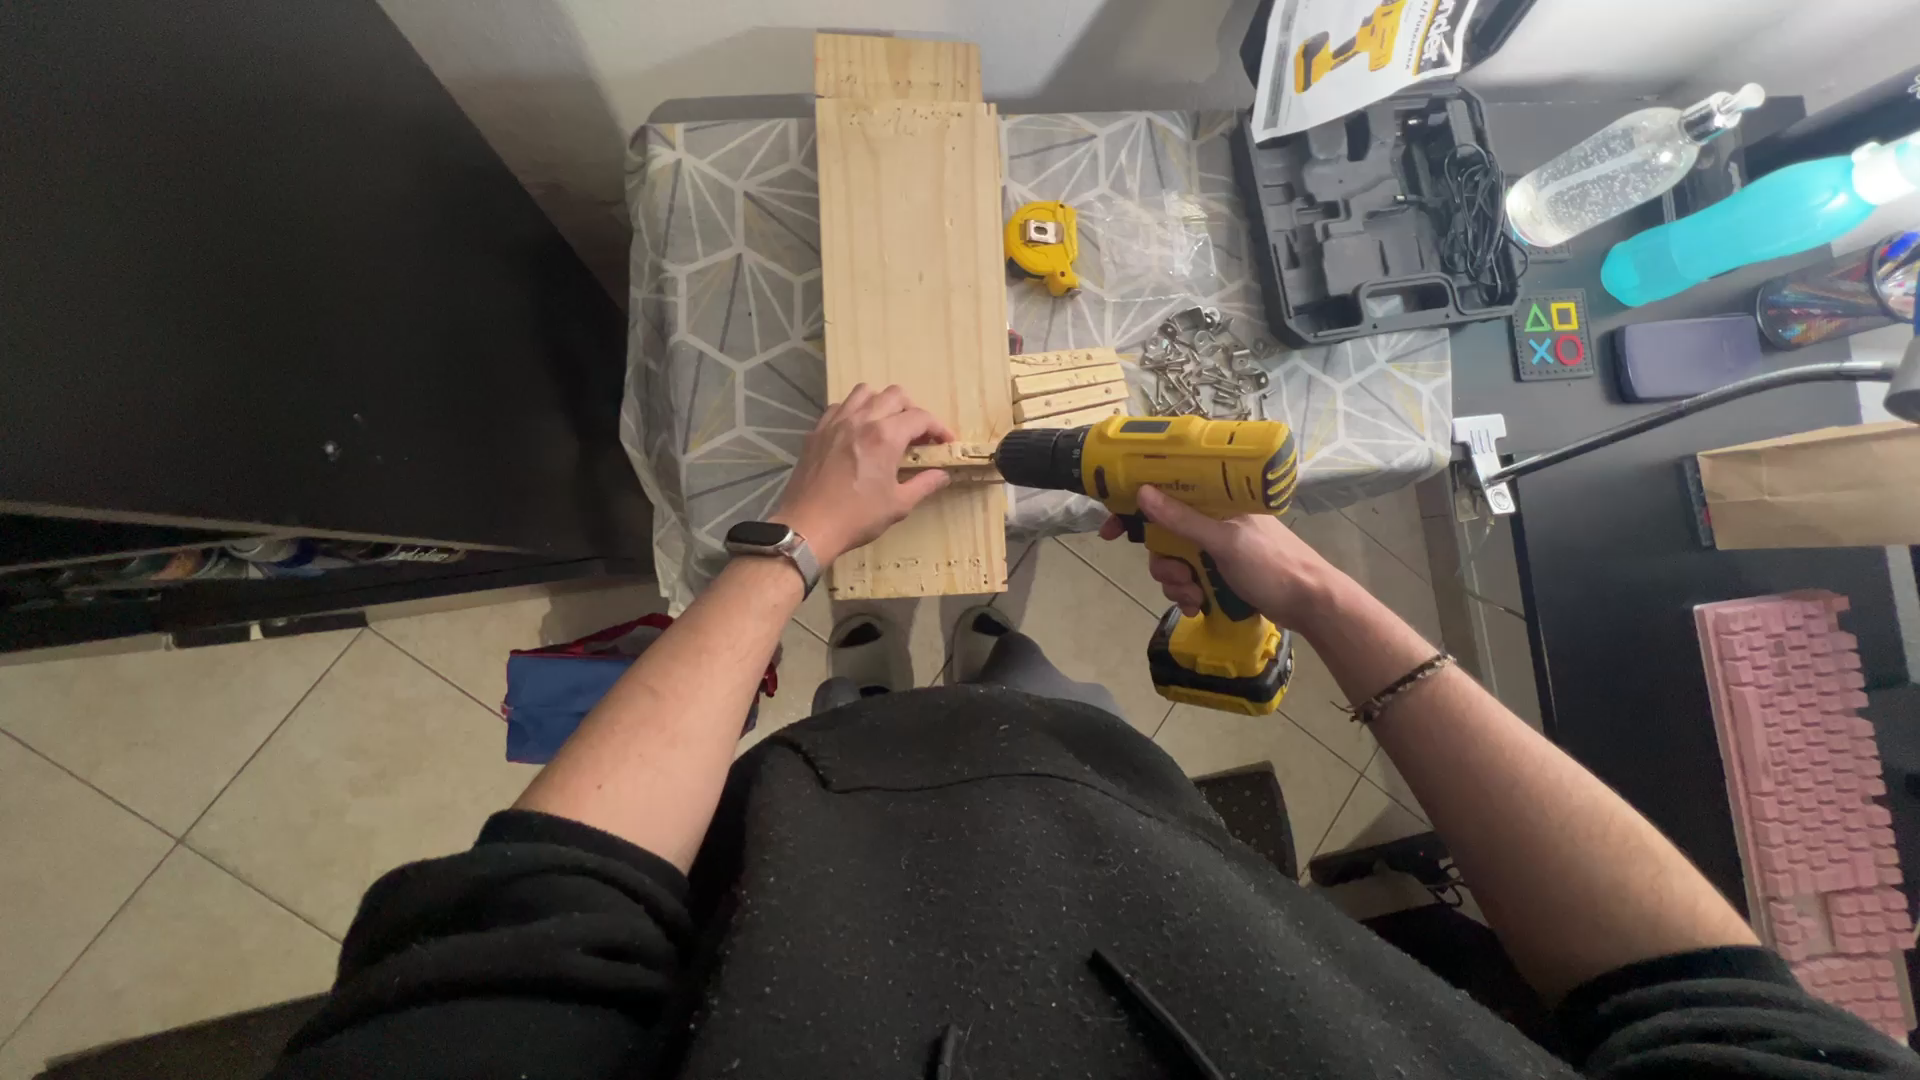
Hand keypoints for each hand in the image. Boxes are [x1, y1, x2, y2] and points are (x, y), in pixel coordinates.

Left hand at [771, 384, 956, 563]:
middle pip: (895, 395)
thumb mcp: (899, 505)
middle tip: (917, 435)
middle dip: (913, 411)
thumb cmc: (857, 518)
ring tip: (887, 426)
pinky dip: (855, 411)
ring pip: (865, 392)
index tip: (945, 443)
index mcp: (885, 436)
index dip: (938, 428)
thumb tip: (942, 475)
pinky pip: (840, 406)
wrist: (808, 526)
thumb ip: (924, 484)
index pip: (920, 417)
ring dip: (882, 403)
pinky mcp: (817, 431)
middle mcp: (861, 420)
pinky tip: (858, 431)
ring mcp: (836, 422)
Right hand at [1099, 485, 1344, 633]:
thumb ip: (1183, 519)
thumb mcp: (1224, 541)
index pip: (1166, 495)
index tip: (1111, 531)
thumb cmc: (1272, 564)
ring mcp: (1214, 549)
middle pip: (1163, 536)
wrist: (1310, 605)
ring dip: (1176, 583)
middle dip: (1164, 562)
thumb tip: (1143, 492)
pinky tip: (1198, 607)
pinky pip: (1186, 582)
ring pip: (1172, 562)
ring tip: (1195, 596)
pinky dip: (1186, 595)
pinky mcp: (1218, 574)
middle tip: (1178, 576)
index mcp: (1215, 502)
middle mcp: (1211, 521)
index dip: (1135, 511)